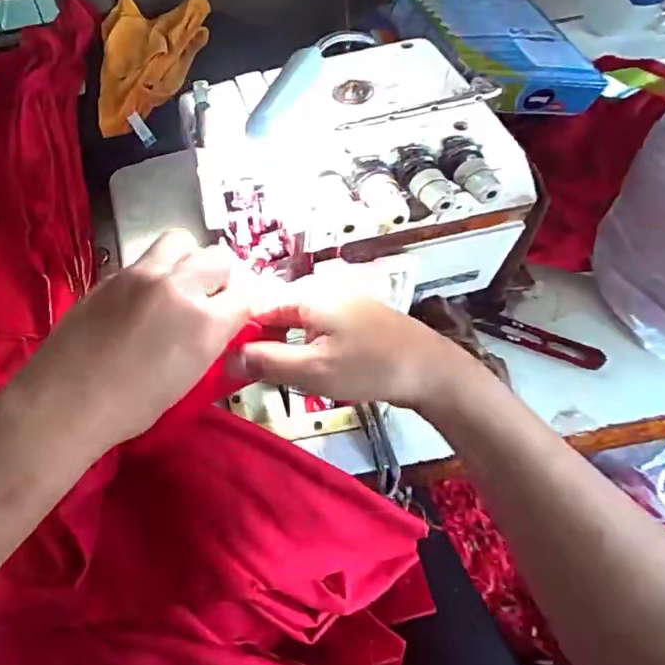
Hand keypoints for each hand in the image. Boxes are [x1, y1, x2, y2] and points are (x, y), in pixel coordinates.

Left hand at [2, 229, 256, 452]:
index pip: (246, 295)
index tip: (236, 316)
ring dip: (187, 259)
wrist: (64, 401)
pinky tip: (141, 298)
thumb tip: (217, 325)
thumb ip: (207, 342)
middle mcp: (176, 287)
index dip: (244, 306)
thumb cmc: (129, 409)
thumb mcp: (186, 380)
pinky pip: (144, 260)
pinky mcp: (110, 275)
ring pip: (179, 242)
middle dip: (222, 277)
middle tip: (210, 299)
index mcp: (203, 322)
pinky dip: (154, 271)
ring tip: (177, 286)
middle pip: (218, 258)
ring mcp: (139, 275)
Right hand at [225, 276, 484, 410]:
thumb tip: (227, 356)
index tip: (229, 362)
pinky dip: (304, 345)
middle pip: (274, 313)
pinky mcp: (355, 317)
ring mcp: (341, 302)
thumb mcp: (313, 370)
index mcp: (306, 294)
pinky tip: (307, 368)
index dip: (238, 334)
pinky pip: (315, 327)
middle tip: (253, 374)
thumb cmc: (371, 368)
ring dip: (283, 346)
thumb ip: (267, 362)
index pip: (254, 307)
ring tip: (278, 374)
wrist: (437, 373)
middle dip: (261, 341)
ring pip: (295, 322)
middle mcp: (321, 290)